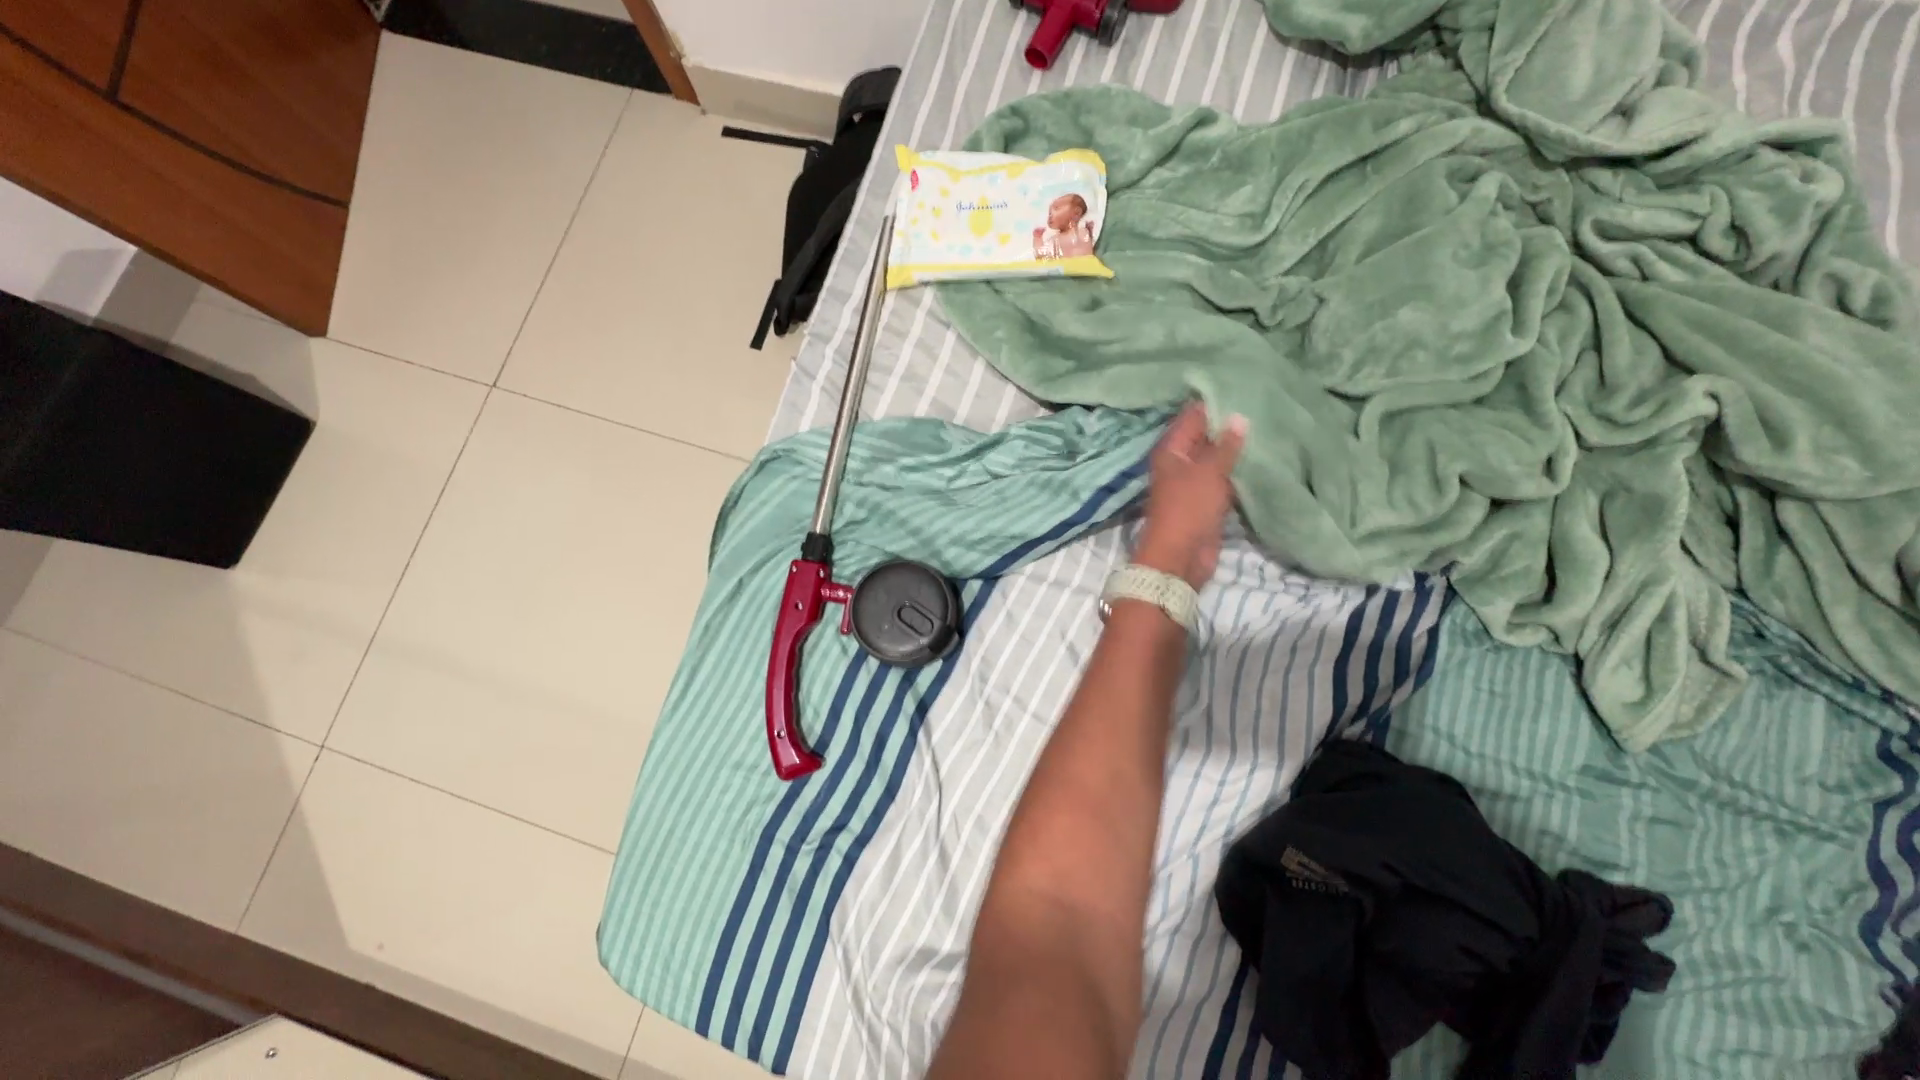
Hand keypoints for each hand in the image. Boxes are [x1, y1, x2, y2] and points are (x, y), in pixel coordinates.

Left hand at [1134, 402, 1246, 590]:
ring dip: (1237, 450)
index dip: (1213, 403)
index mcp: (1171, 450)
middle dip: (1229, 425)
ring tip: (1269, 427)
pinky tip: (1264, 460)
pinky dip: (1240, 473)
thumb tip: (1239, 417)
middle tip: (1263, 405)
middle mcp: (1180, 463)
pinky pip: (1225, 481)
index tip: (1241, 387)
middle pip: (1205, 437)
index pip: (1192, 417)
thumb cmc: (1188, 509)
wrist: (1181, 557)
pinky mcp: (1207, 503)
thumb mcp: (1207, 472)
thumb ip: (1225, 445)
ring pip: (1217, 460)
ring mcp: (1193, 484)